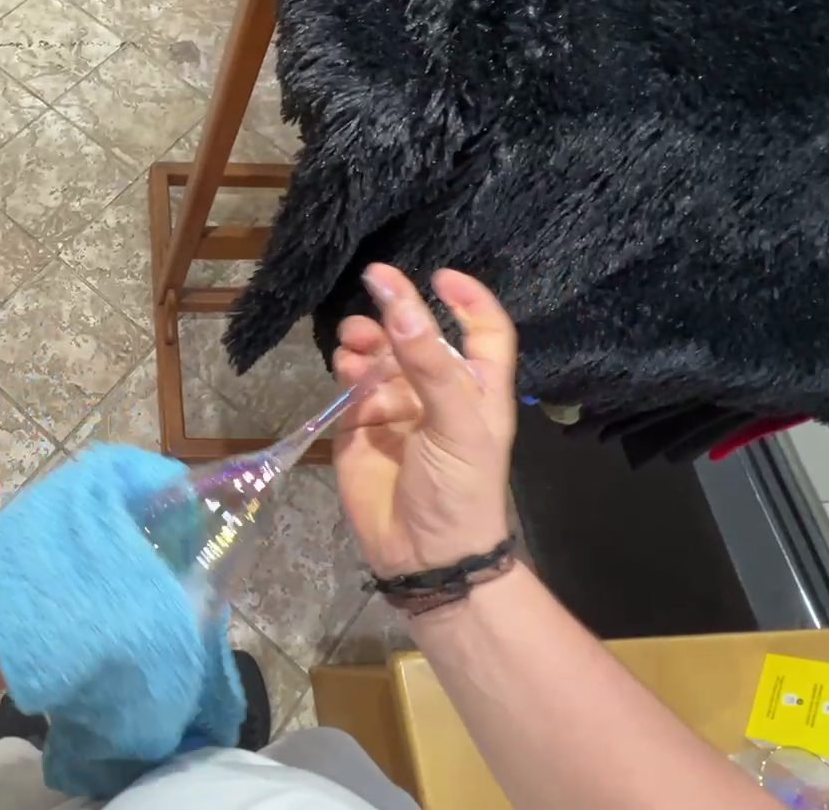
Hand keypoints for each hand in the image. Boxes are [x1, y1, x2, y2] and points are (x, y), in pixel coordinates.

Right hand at [331, 264, 517, 576]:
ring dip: (365, 336)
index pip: (483, 330)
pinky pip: (350, 380)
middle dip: (397, 309)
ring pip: (378, 352)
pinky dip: (345, 366)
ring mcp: (395, 404)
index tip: (438, 274)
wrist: (423, 555)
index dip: (467, 299)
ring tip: (353, 338)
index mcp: (477, 388)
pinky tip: (344, 368)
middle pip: (418, 333)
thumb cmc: (459, 488)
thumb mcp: (455, 422)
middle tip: (372, 281)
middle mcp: (436, 389)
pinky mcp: (359, 421)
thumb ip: (427, 363)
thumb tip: (400, 306)